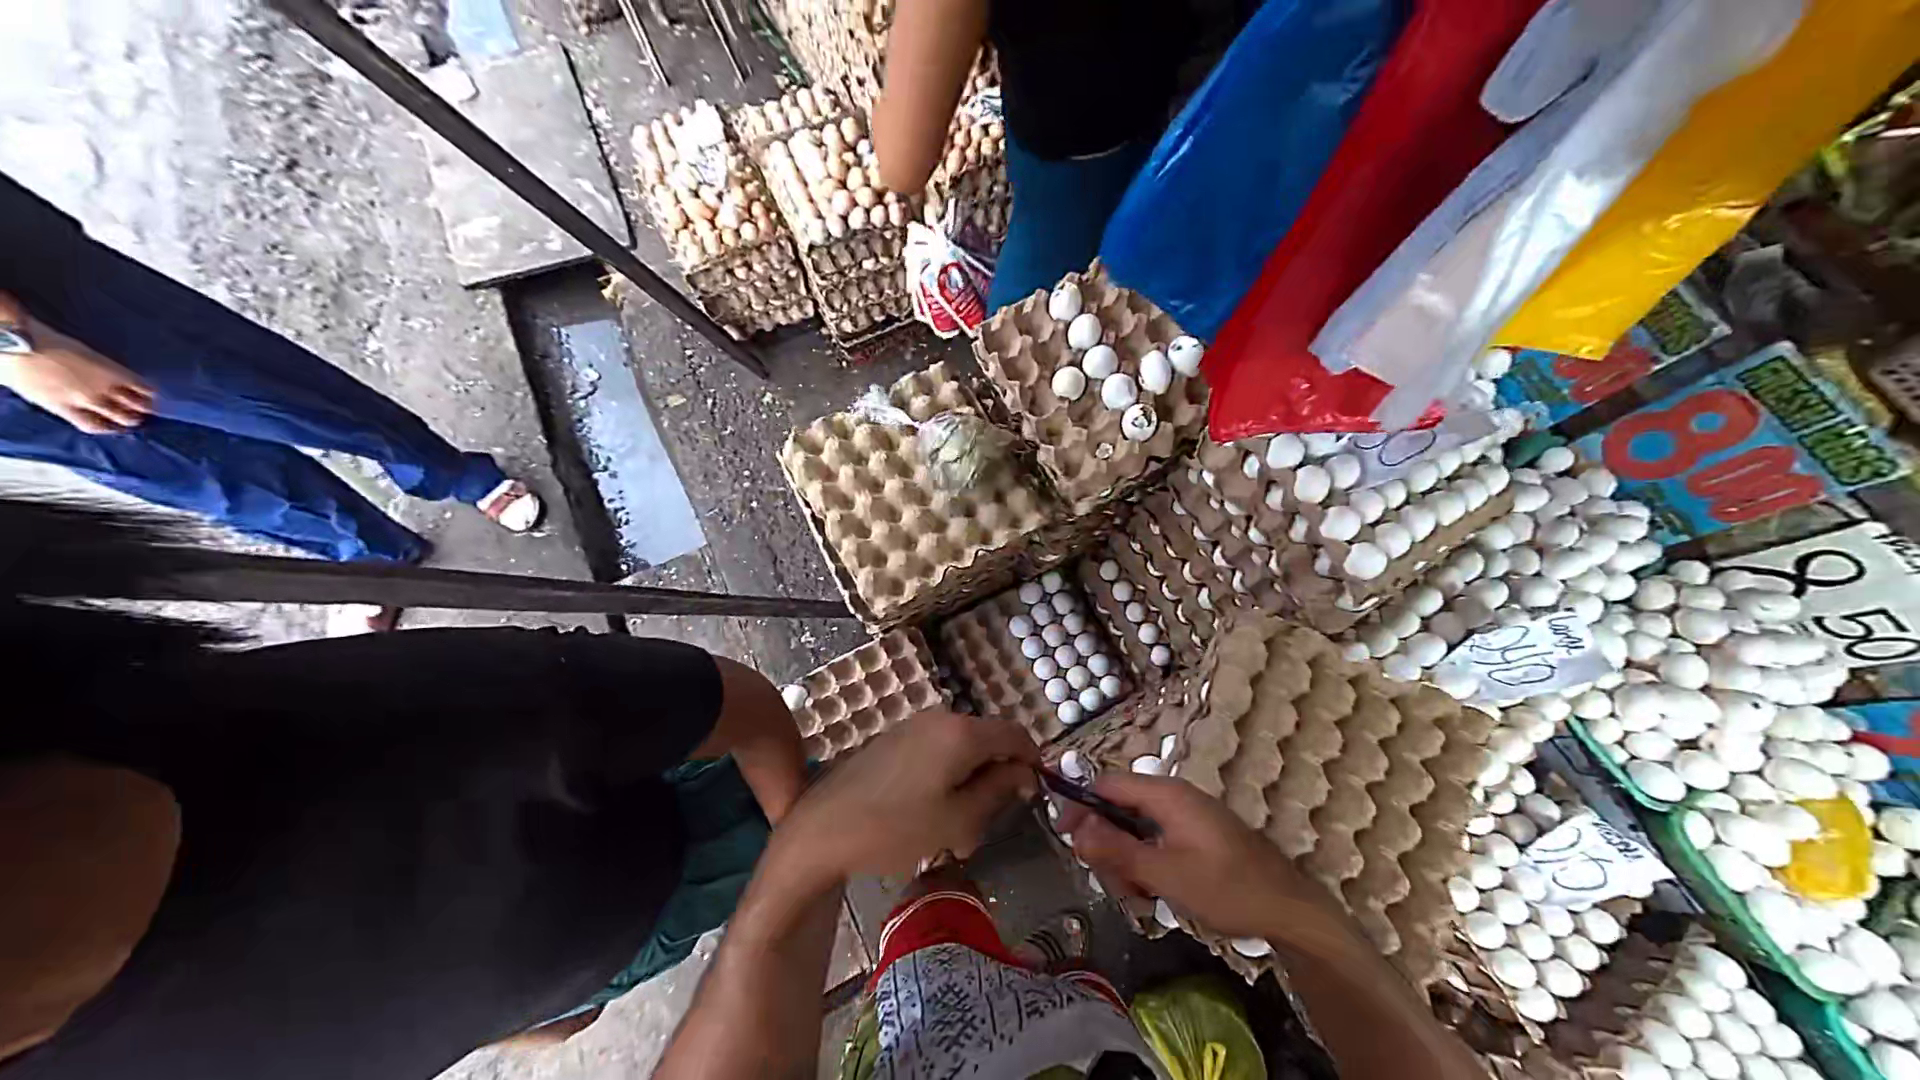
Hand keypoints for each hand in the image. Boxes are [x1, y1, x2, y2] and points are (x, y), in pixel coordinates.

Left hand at [0, 322, 153, 433]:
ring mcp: (106, 386)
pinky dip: (150, 391)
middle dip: (132, 417)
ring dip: (145, 406)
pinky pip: (146, 388)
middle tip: (135, 414)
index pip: (97, 427)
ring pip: (141, 405)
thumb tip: (73, 405)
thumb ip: (55, 401)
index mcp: (63, 407)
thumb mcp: (26, 390)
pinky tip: (148, 390)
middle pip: (126, 417)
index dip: (109, 427)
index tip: (114, 425)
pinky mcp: (117, 372)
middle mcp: (90, 401)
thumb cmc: (9, 364)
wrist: (13, 338)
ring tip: (146, 403)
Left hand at [773, 709, 1039, 883]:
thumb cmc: (896, 827)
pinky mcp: (894, 738)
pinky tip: (926, 814)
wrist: (823, 827)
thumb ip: (1000, 789)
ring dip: (968, 783)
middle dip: (995, 779)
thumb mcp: (959, 818)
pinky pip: (937, 751)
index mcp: (962, 732)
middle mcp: (940, 717)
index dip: (1031, 762)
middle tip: (983, 825)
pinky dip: (945, 778)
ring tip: (952, 829)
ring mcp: (914, 725)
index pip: (1016, 735)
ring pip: (962, 750)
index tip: (1030, 795)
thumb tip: (1026, 772)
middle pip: (988, 742)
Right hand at [1062, 773, 1363, 953]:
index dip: (1080, 806)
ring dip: (1126, 861)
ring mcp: (1185, 817)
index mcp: (1165, 794)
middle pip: (1118, 809)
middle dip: (1107, 845)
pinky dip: (1145, 863)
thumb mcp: (1165, 873)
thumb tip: (1073, 830)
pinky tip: (1153, 893)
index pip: (1106, 784)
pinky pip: (1154, 840)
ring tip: (1139, 896)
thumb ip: (1116, 850)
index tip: (1064, 836)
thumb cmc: (1227, 888)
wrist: (1291, 911)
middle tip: (1115, 883)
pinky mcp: (1194, 836)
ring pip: (1134, 829)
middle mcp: (1172, 797)